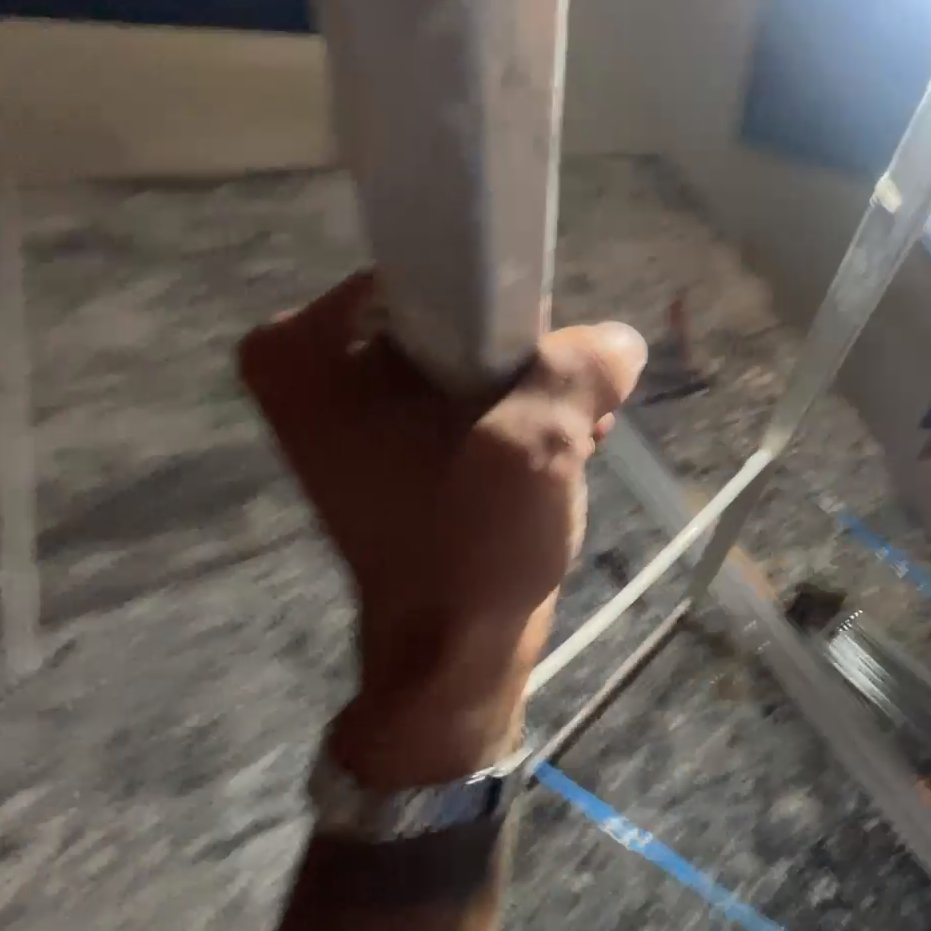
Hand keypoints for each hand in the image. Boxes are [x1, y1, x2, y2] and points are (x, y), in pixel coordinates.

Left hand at [239, 272, 645, 785]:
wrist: (460, 648)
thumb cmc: (474, 547)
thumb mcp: (533, 446)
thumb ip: (579, 372)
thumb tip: (621, 340)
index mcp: (308, 350)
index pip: (437, 282)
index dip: (514, 319)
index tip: (555, 374)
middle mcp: (319, 372)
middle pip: (462, 326)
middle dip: (533, 371)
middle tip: (575, 421)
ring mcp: (360, 415)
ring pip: (480, 369)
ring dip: (541, 404)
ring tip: (578, 447)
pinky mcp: (401, 450)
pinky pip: (476, 406)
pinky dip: (524, 427)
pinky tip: (563, 461)